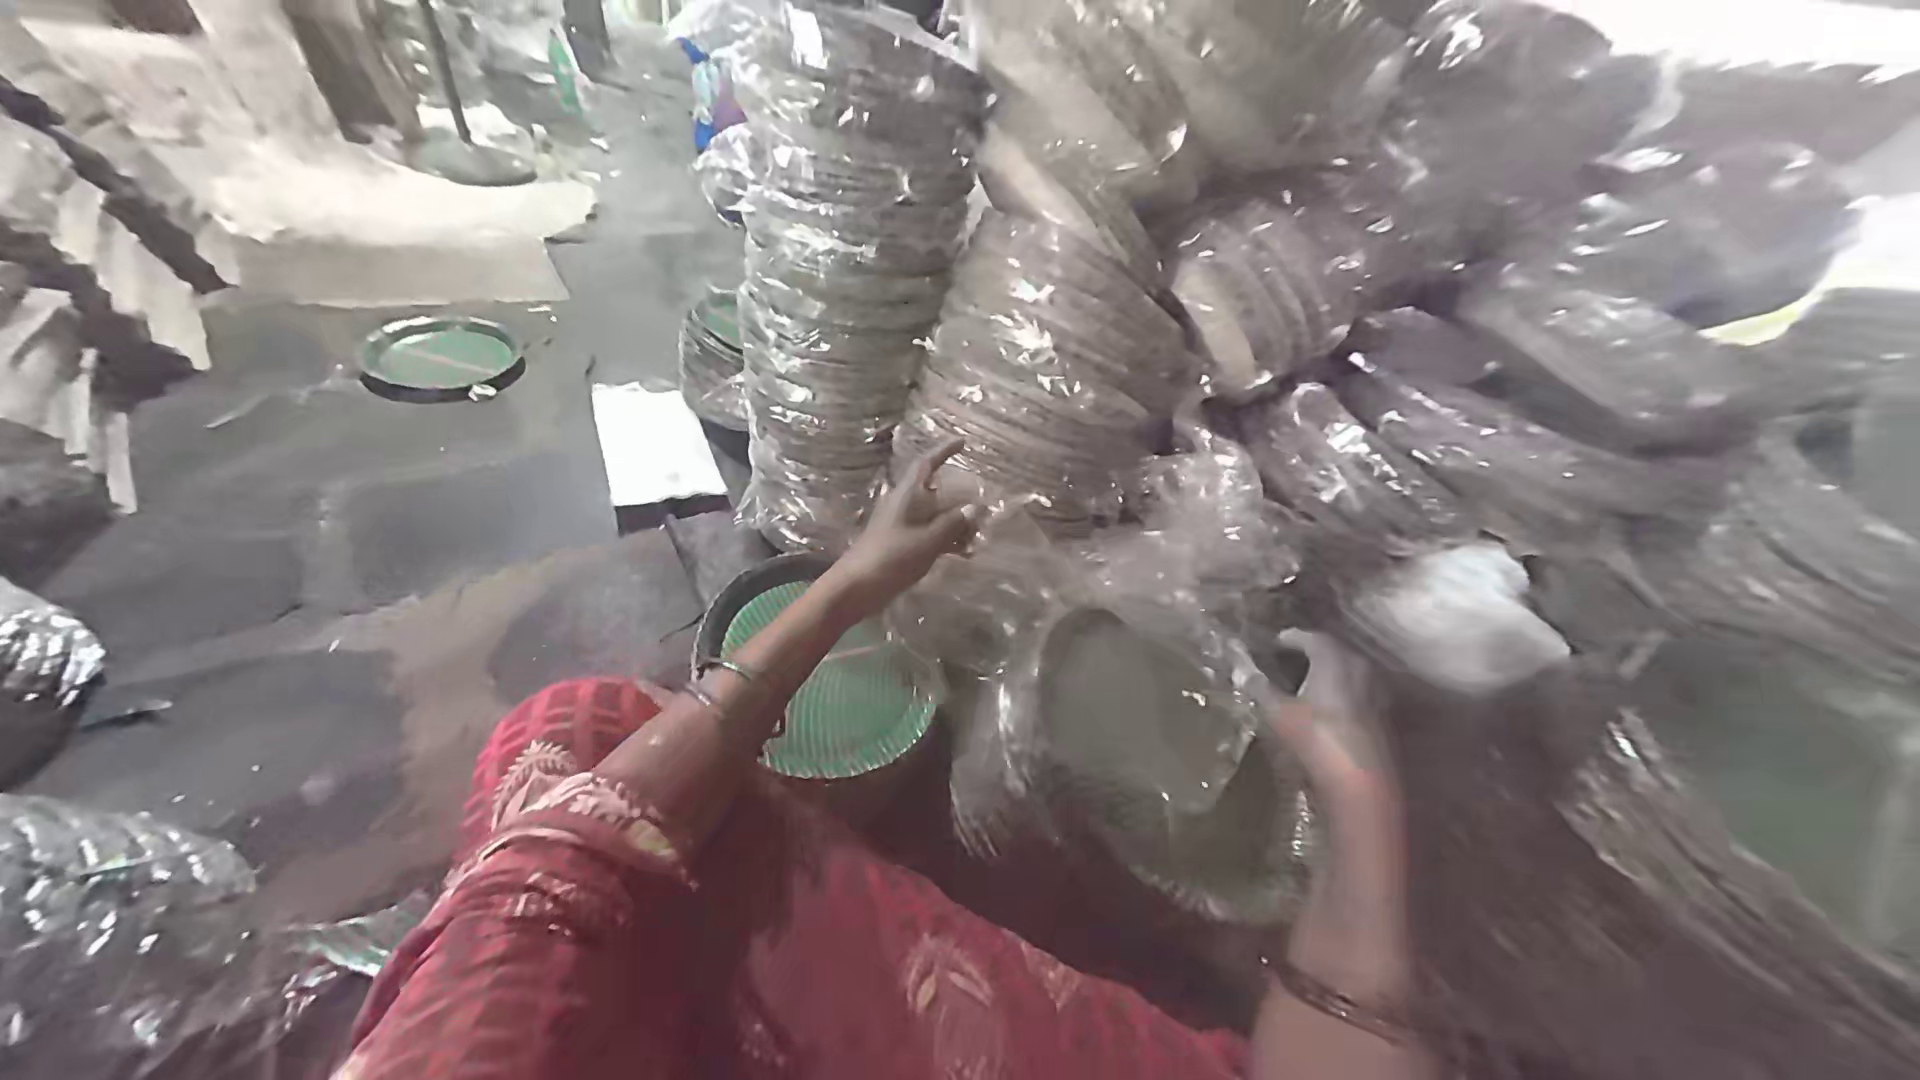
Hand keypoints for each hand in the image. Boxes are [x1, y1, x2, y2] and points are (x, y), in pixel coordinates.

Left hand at [826, 438, 977, 618]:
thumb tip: (975, 508)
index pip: (927, 464)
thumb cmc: (891, 557)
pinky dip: (950, 541)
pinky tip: (966, 554)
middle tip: (985, 509)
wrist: (858, 587)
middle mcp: (906, 506)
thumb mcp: (927, 540)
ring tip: (980, 538)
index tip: (963, 442)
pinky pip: (933, 536)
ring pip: (938, 517)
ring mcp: (905, 526)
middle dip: (963, 500)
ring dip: (959, 525)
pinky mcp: (904, 546)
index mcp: (907, 495)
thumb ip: (953, 523)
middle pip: (938, 494)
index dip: (944, 451)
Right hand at [1264, 631, 1399, 812]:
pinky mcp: (1383, 712)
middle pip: (1332, 649)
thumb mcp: (1277, 711)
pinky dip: (1339, 686)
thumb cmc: (1315, 738)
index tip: (1272, 643)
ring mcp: (1376, 689)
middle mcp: (1359, 666)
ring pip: (1347, 668)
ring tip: (1302, 678)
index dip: (1289, 638)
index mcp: (1333, 658)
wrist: (1361, 782)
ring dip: (1326, 669)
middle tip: (1285, 657)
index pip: (1310, 637)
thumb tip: (1240, 669)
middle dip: (1309, 651)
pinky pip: (1357, 687)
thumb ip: (1258, 686)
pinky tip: (1323, 701)